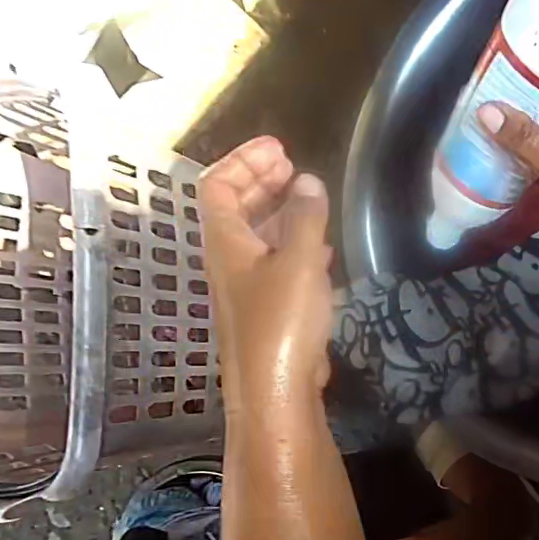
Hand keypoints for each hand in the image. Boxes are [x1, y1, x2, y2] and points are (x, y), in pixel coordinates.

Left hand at [197, 136, 333, 415]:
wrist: (277, 390)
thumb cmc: (282, 320)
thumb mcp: (300, 261)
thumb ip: (306, 218)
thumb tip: (308, 181)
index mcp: (226, 242)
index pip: (218, 186)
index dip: (244, 161)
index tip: (279, 149)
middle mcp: (230, 260)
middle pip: (236, 208)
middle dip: (262, 181)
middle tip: (293, 167)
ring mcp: (248, 287)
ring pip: (258, 236)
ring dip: (279, 212)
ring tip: (309, 200)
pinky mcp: (268, 310)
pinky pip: (276, 262)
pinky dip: (294, 244)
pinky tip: (320, 248)